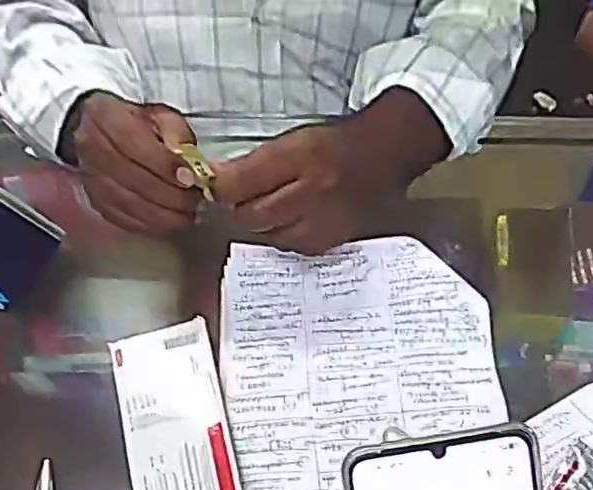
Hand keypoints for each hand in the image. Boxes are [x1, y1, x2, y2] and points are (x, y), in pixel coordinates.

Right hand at [65, 92, 201, 234]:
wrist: (100, 135)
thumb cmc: (136, 124)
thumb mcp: (158, 115)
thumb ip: (175, 132)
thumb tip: (185, 159)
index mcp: (105, 117)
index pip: (136, 145)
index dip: (165, 165)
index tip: (191, 178)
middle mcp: (92, 149)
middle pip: (135, 179)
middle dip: (172, 195)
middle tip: (198, 202)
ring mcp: (92, 179)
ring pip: (132, 205)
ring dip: (166, 215)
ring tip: (190, 215)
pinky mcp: (97, 203)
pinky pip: (127, 220)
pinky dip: (153, 225)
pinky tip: (173, 222)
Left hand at [211, 87, 449, 253]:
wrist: (379, 159)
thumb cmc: (333, 146)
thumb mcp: (294, 139)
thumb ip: (254, 163)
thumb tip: (216, 180)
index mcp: (300, 156)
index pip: (242, 181)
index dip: (220, 187)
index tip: (213, 185)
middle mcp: (311, 191)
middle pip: (251, 215)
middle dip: (241, 207)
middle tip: (243, 197)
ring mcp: (320, 221)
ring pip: (268, 234)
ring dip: (263, 223)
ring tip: (275, 205)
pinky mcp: (325, 242)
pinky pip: (288, 246)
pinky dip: (283, 235)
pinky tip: (293, 219)